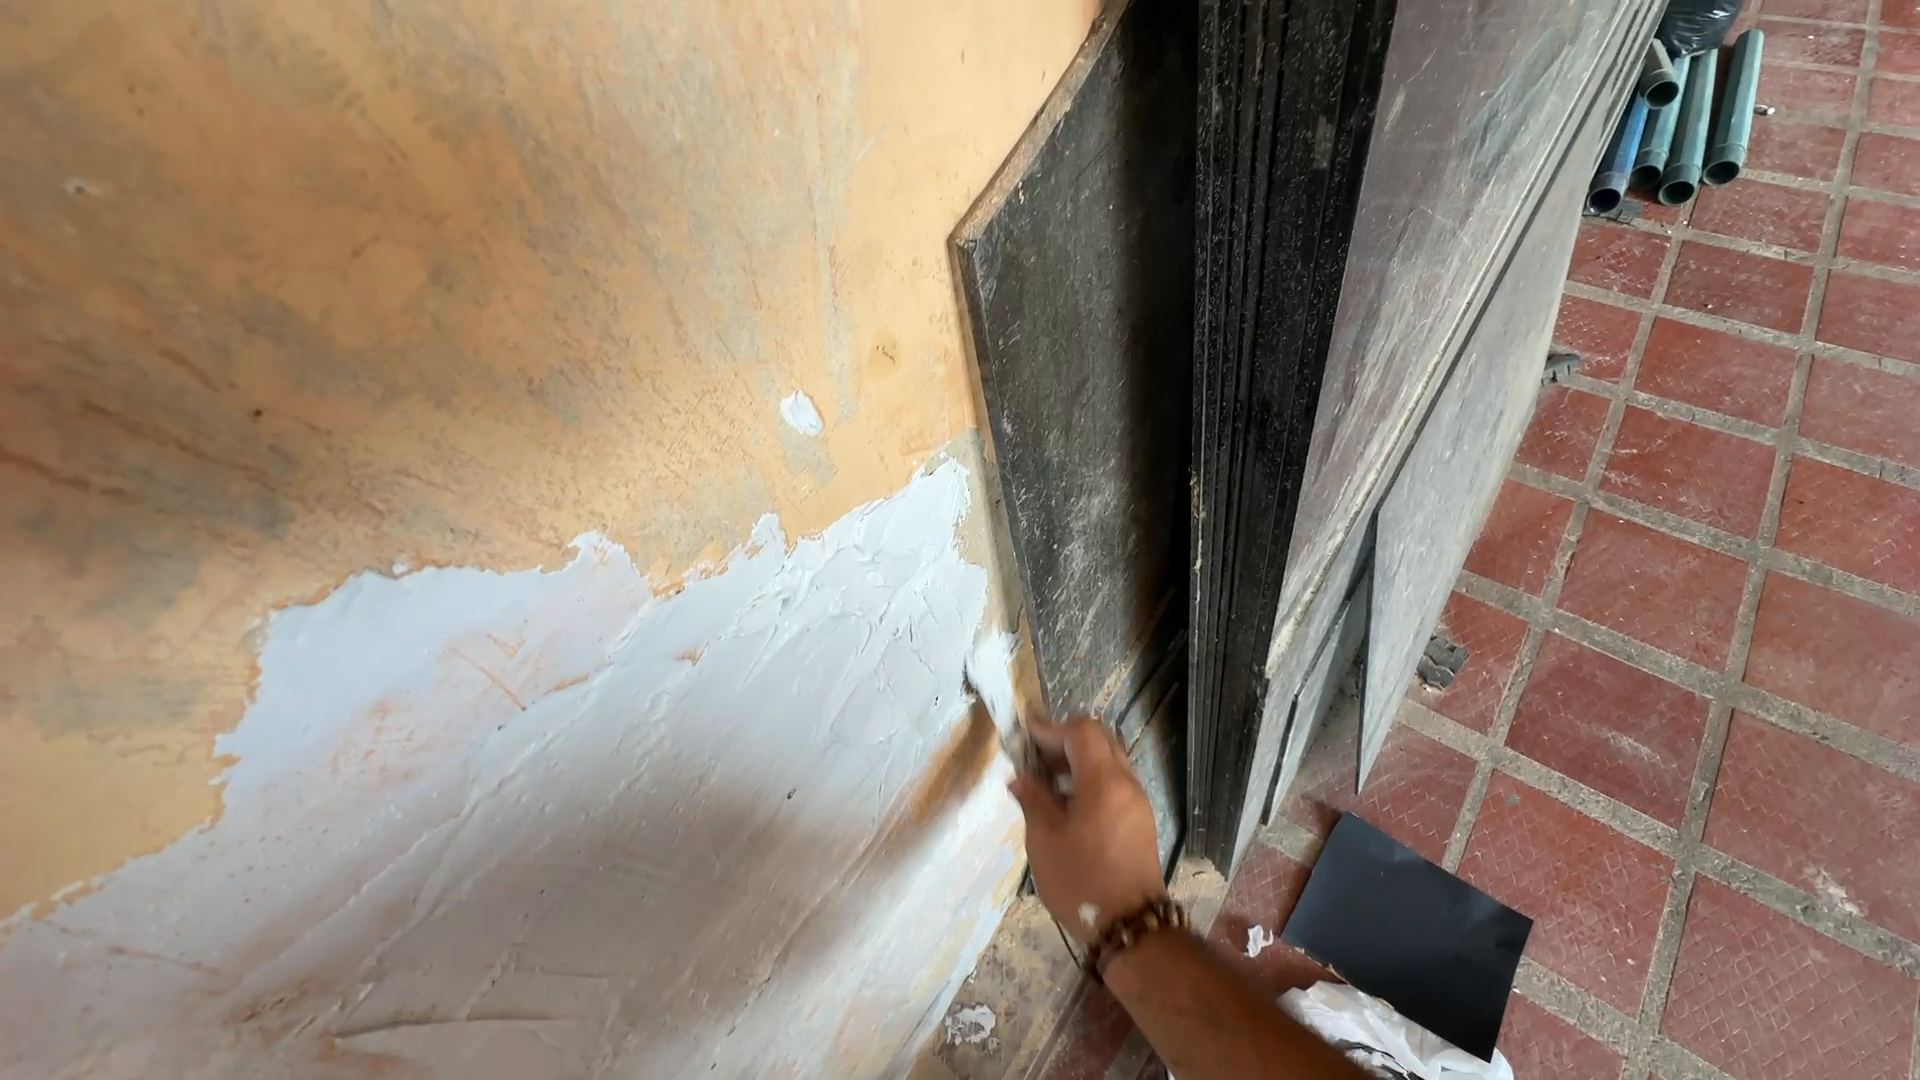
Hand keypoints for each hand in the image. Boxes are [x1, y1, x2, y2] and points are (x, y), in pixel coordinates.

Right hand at [1008, 714, 1166, 943]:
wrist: (1131, 926)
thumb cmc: (1082, 881)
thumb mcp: (1045, 840)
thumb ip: (1034, 800)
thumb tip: (1021, 779)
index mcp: (1104, 782)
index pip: (1081, 732)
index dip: (1051, 727)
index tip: (1025, 732)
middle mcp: (1127, 783)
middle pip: (1099, 739)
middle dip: (1065, 739)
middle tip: (1035, 754)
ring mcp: (1137, 801)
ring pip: (1108, 760)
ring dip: (1078, 759)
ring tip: (1047, 779)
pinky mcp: (1139, 819)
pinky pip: (1114, 781)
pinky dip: (1090, 778)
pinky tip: (1067, 800)